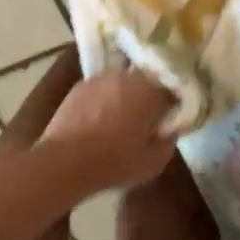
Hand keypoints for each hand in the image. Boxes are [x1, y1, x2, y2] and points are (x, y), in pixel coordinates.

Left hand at [37, 71, 178, 194]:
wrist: (65, 160)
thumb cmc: (113, 162)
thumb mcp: (152, 162)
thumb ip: (168, 141)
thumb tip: (170, 128)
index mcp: (148, 91)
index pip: (172, 87)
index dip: (175, 102)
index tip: (172, 116)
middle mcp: (125, 77)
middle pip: (146, 80)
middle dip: (150, 95)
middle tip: (149, 117)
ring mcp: (100, 78)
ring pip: (122, 82)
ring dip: (127, 95)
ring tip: (123, 116)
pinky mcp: (80, 85)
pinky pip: (102, 87)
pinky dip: (106, 98)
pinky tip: (102, 116)